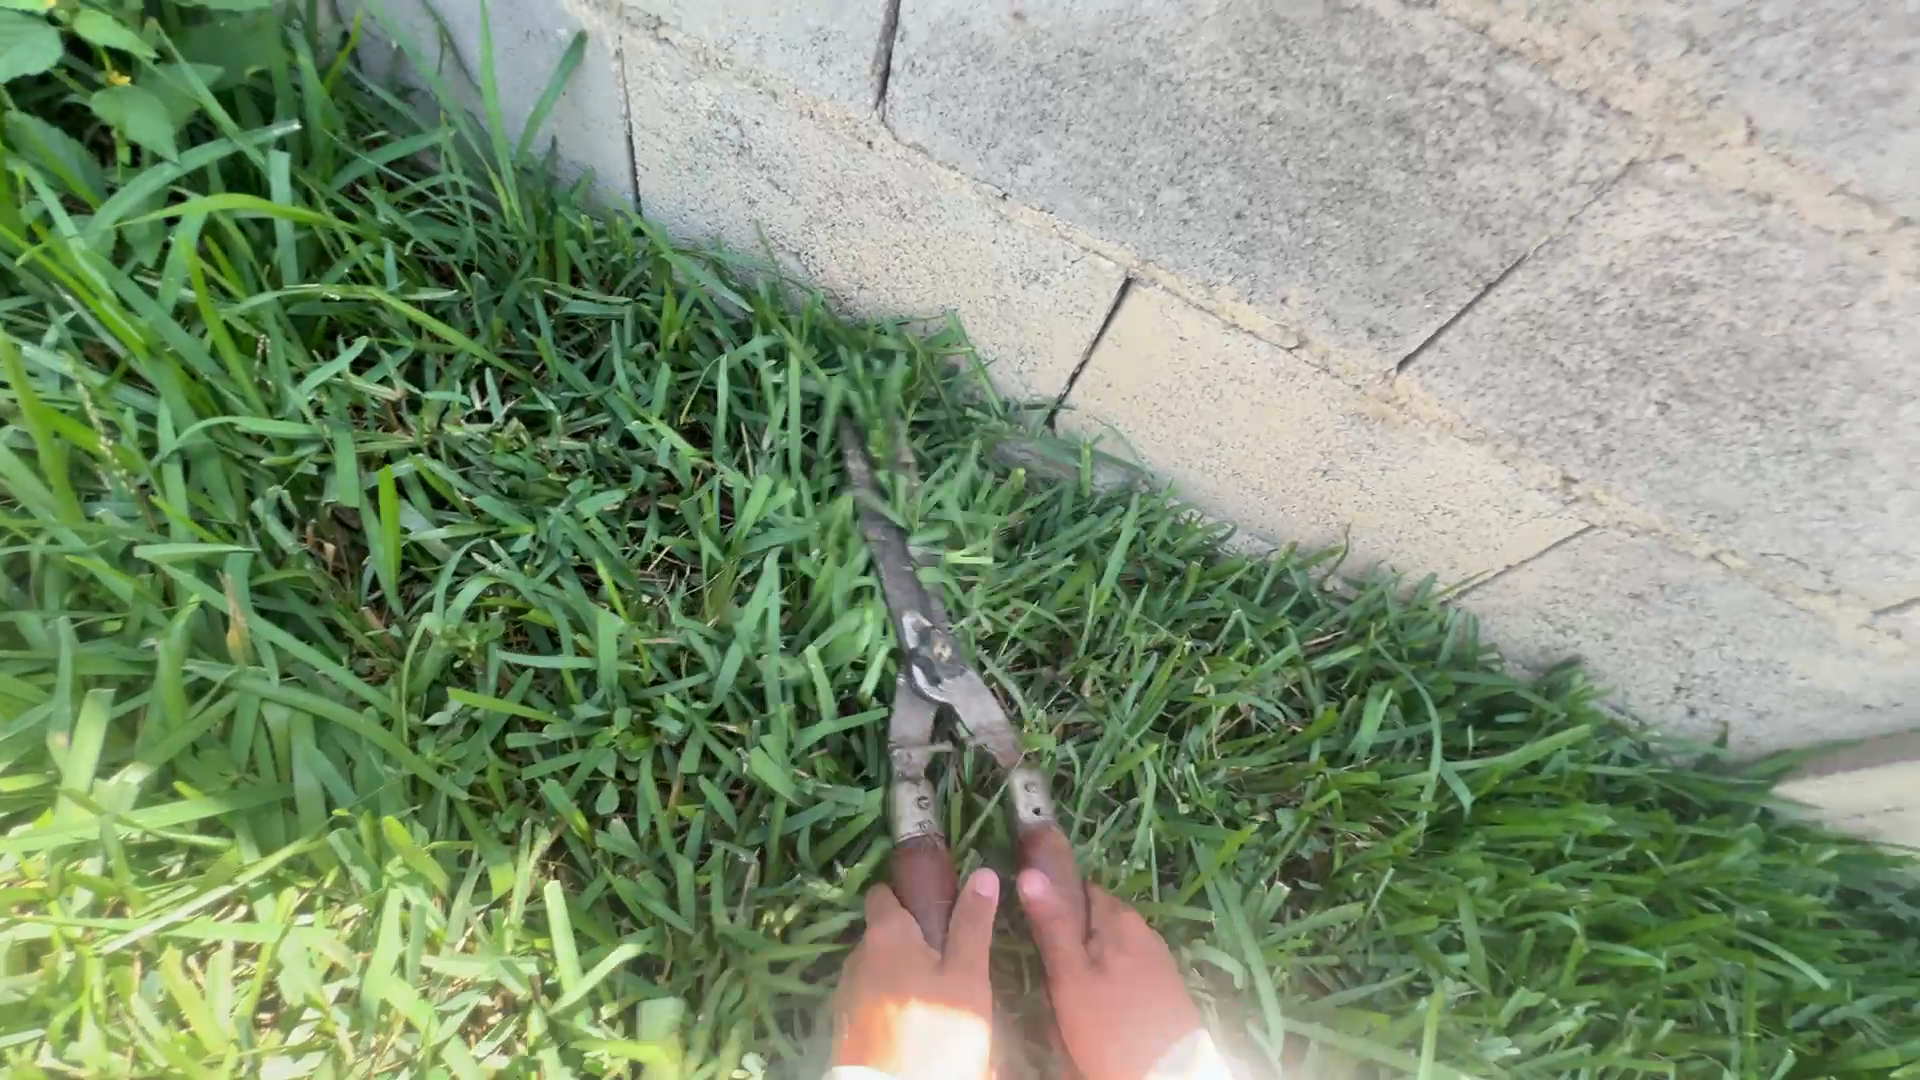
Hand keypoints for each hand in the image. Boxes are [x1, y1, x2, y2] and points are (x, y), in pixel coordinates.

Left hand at [832, 867, 1001, 1079]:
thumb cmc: (935, 1034)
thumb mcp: (967, 978)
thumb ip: (972, 924)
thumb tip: (983, 873)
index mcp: (885, 932)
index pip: (884, 892)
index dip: (908, 895)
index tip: (935, 908)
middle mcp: (857, 954)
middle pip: (883, 932)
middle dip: (910, 941)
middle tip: (947, 961)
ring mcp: (845, 993)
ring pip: (877, 969)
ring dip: (900, 975)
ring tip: (934, 997)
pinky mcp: (843, 1028)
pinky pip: (869, 1000)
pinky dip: (888, 1004)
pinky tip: (913, 1024)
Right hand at [1019, 869, 1205, 1079]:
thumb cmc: (1111, 1027)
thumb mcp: (1070, 978)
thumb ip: (1052, 925)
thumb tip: (1030, 873)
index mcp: (1119, 916)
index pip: (1079, 889)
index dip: (1055, 907)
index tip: (1038, 935)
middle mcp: (1142, 928)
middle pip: (1095, 922)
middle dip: (1073, 943)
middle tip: (1053, 978)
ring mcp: (1158, 958)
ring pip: (1110, 950)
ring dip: (1091, 968)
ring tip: (1074, 1001)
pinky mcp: (1167, 987)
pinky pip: (1127, 973)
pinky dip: (1111, 986)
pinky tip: (1103, 1012)